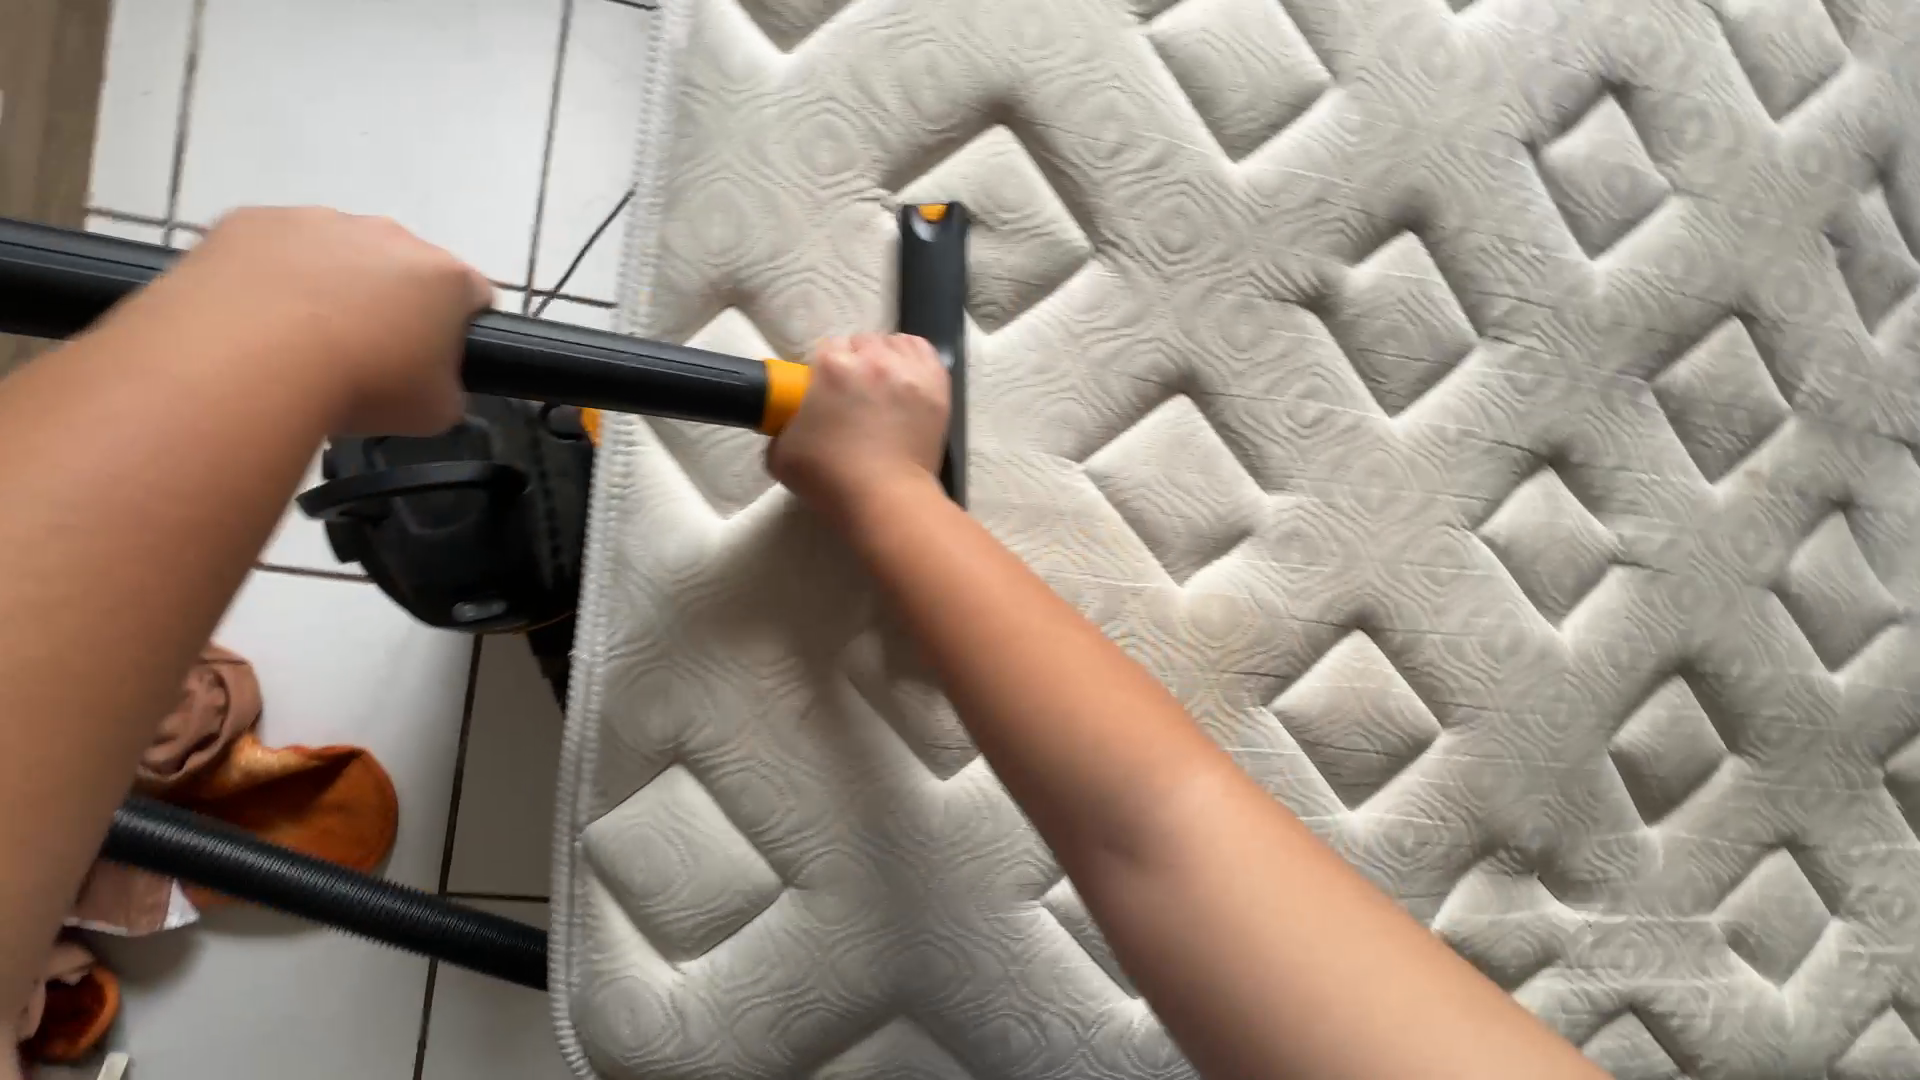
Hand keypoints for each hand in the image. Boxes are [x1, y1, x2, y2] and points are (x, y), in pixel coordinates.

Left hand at [130, 207, 493, 434]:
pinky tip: (263, 318)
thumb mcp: (439, 409)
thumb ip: (450, 384)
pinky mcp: (249, 219)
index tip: (437, 356)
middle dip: (398, 299)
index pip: (476, 293)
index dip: (461, 326)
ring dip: (337, 283)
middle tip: (374, 349)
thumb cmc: (364, 386)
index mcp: (447, 276)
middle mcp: (390, 234)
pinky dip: (277, 276)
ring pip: (341, 251)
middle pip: (407, 265)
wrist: (245, 362)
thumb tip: (432, 379)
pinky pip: (278, 247)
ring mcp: (317, 219)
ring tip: (308, 335)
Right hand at [768, 333, 949, 521]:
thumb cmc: (831, 480)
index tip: (826, 393)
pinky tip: (905, 379)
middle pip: (860, 344)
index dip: (824, 371)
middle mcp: (873, 359)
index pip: (826, 348)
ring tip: (881, 389)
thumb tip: (788, 422)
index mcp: (832, 366)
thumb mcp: (781, 454)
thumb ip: (782, 427)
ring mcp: (909, 370)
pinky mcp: (936, 385)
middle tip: (852, 398)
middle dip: (854, 365)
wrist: (885, 499)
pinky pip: (923, 352)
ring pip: (893, 344)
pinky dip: (912, 360)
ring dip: (884, 360)